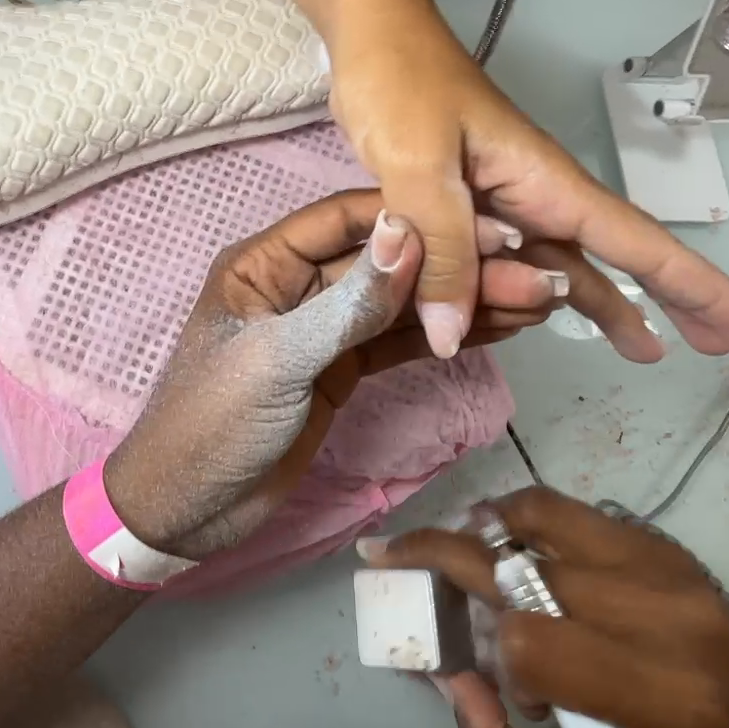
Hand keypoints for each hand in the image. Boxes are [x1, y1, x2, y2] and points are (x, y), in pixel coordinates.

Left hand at [103, 190, 562, 558]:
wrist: (191, 509)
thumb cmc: (215, 425)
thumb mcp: (280, 358)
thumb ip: (347, 302)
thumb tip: (407, 231)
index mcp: (265, 263)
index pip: (347, 220)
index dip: (415, 217)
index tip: (488, 223)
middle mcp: (296, 284)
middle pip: (384, 263)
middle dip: (453, 265)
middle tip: (536, 270)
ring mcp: (322, 327)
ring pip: (398, 304)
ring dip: (459, 301)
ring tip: (537, 298)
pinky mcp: (340, 368)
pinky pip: (396, 342)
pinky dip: (441, 336)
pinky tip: (496, 327)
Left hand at [328, 28, 728, 362]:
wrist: (370, 36)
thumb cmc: (400, 84)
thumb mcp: (418, 165)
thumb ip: (440, 247)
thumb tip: (453, 336)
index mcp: (543, 183)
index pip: (637, 243)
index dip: (696, 291)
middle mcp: (532, 195)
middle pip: (613, 257)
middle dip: (668, 301)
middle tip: (719, 351)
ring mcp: (500, 198)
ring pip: (557, 262)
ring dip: (603, 303)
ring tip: (644, 349)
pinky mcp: (464, 200)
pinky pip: (504, 257)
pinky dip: (525, 289)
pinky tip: (537, 311)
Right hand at [360, 488, 728, 727]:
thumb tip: (450, 673)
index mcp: (666, 691)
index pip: (527, 639)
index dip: (478, 648)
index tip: (452, 653)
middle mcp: (667, 609)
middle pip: (519, 559)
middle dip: (447, 559)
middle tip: (394, 553)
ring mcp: (672, 565)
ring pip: (539, 509)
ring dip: (484, 524)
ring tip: (455, 544)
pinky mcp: (671, 547)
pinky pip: (576, 512)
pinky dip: (528, 520)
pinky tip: (511, 544)